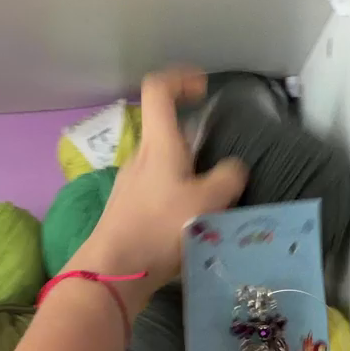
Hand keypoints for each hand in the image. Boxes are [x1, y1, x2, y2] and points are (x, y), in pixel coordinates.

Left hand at [66, 67, 246, 292]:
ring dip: (185, 177)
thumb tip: (234, 169)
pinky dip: (174, 201)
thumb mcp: (208, 202)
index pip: (159, 89)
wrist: (114, 271)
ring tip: (208, 203)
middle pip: (163, 134)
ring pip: (161, 168)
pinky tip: (186, 226)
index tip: (202, 89)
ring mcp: (129, 187)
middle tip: (217, 163)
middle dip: (192, 141)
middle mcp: (139, 159)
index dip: (180, 79)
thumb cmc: (160, 228)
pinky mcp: (126, 213)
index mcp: (158, 144)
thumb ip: (228, 179)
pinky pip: (155, 195)